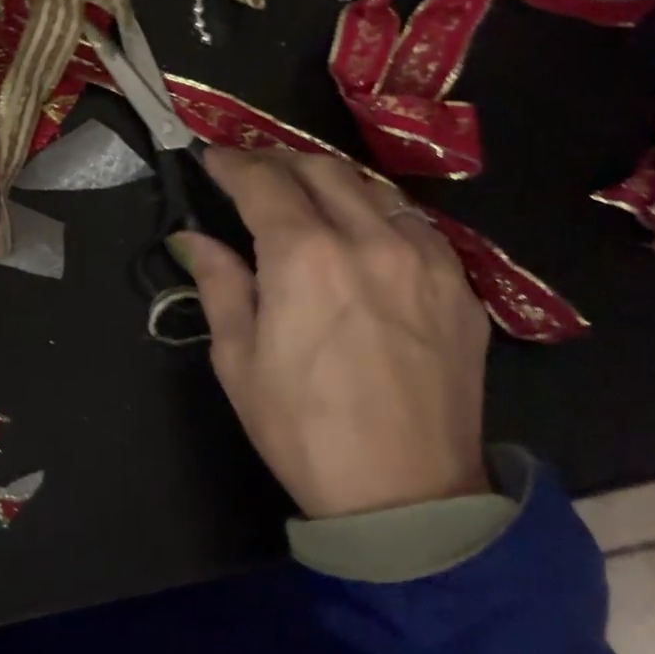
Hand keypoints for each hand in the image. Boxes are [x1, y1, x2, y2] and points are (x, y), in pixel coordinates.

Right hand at [170, 148, 492, 519]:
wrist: (407, 495)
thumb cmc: (299, 425)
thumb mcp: (236, 355)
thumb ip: (218, 282)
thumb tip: (194, 238)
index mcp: (305, 258)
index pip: (262, 181)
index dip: (230, 163)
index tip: (209, 158)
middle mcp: (371, 242)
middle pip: (321, 170)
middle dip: (276, 160)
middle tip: (248, 171)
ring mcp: (427, 262)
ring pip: (373, 188)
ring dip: (328, 180)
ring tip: (300, 193)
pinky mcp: (460, 289)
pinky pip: (415, 224)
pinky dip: (377, 211)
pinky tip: (360, 231)